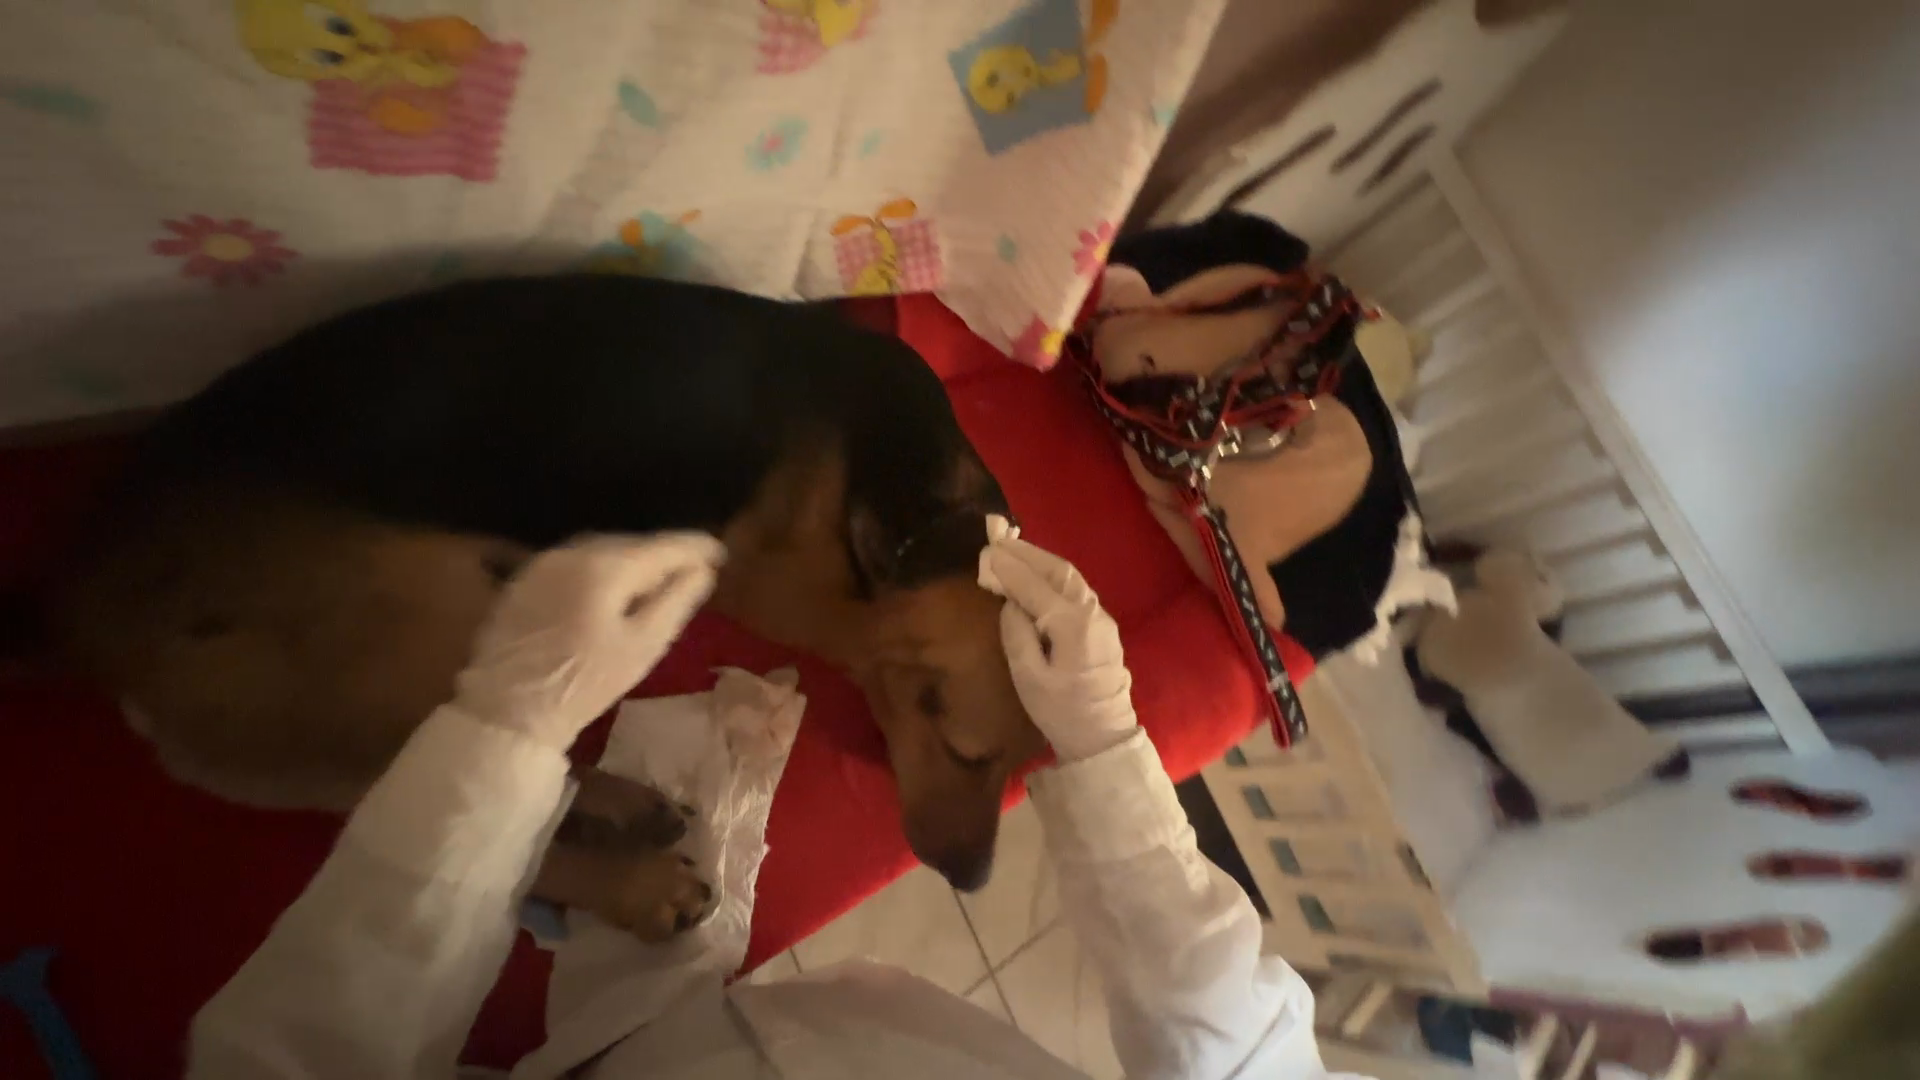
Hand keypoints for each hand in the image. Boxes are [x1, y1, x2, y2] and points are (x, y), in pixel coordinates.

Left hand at [454, 533, 724, 749]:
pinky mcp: (526, 580)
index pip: (663, 545)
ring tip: (658, 576)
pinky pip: (578, 560)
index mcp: (606, 567)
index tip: (720, 552)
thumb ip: (677, 600)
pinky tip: (615, 587)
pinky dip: (605, 566)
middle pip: (633, 543)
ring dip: (635, 558)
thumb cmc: (588, 682)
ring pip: (604, 549)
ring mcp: (545, 564)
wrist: (508, 712)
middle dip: (666, 552)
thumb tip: (703, 570)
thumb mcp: (645, 644)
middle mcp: (573, 553)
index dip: (696, 546)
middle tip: (694, 567)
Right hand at [981, 532, 1138, 762]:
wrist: (1105, 738)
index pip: (1035, 586)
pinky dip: (1054, 576)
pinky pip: (1076, 590)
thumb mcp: (1030, 678)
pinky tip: (1038, 575)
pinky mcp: (1102, 627)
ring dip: (1042, 561)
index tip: (988, 552)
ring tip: (1015, 550)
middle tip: (999, 539)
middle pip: (1059, 571)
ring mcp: (1101, 619)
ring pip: (1071, 577)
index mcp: (1073, 624)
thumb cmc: (1063, 713)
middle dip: (1028, 554)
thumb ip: (1017, 634)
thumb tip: (1010, 603)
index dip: (1010, 569)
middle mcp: (1092, 613)